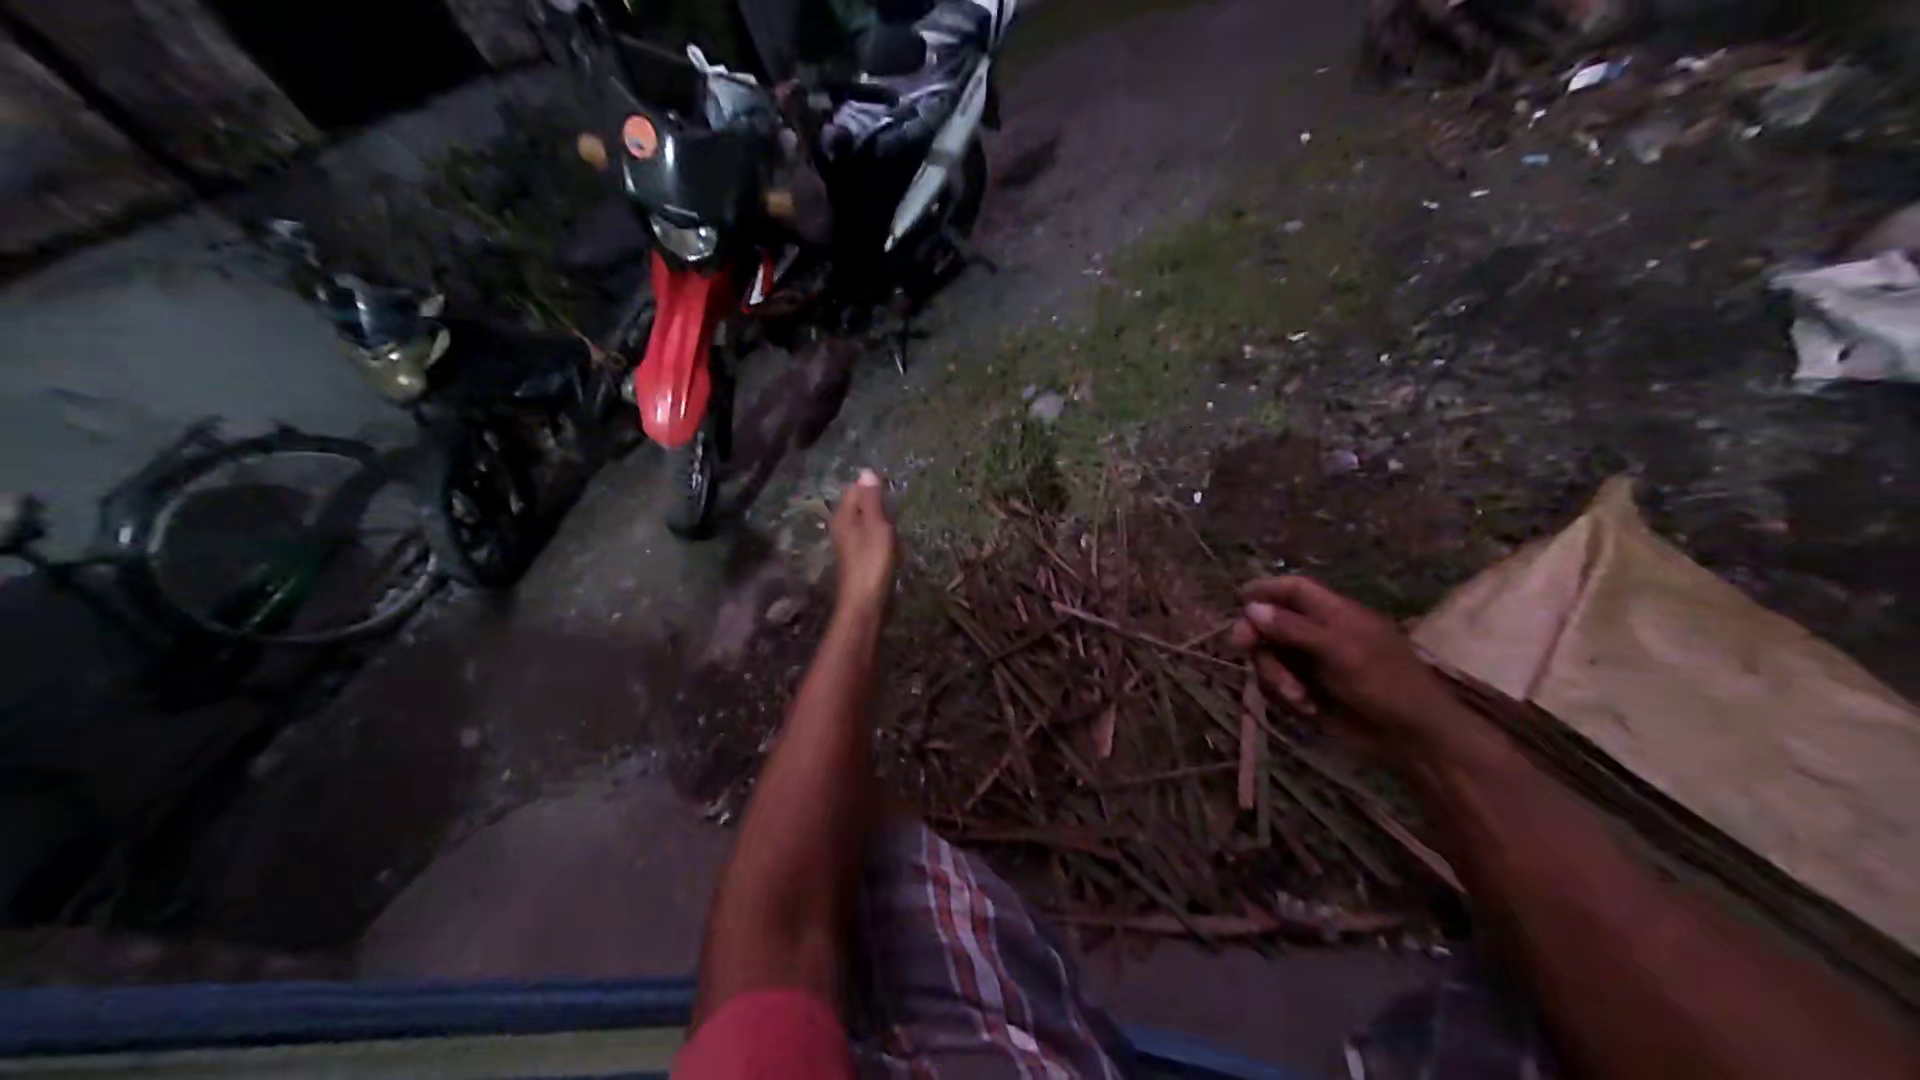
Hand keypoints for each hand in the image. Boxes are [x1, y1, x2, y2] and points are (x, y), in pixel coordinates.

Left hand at [830, 469, 896, 613]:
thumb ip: (872, 499)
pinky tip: (890, 543)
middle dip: (877, 502)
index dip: (873, 486)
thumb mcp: (876, 525)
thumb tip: (866, 471)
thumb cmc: (872, 561)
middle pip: (859, 504)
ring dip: (880, 520)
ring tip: (895, 524)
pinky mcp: (857, 557)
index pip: (855, 488)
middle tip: (896, 507)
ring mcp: (848, 543)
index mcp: (843, 516)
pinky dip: (880, 535)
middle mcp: (841, 526)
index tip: (893, 490)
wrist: (865, 602)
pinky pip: (869, 537)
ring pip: (865, 521)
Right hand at [1229, 576, 1458, 747]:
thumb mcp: (1340, 651)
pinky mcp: (1305, 692)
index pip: (1292, 589)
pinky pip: (1274, 684)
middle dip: (1258, 637)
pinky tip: (1306, 709)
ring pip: (1268, 656)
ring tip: (1298, 697)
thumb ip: (1293, 629)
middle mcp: (1317, 634)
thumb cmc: (1386, 685)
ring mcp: (1310, 664)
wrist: (1411, 740)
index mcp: (1334, 614)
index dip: (1266, 589)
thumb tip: (1251, 608)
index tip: (1240, 599)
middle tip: (1244, 647)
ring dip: (1274, 675)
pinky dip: (1283, 695)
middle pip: (1269, 622)